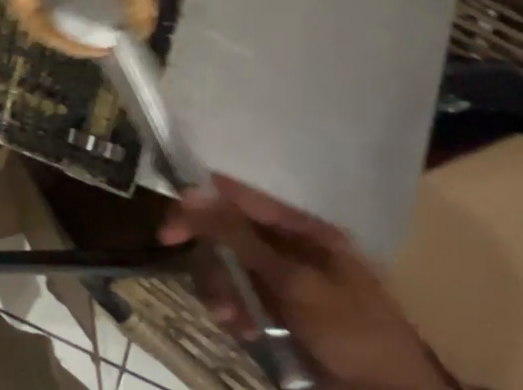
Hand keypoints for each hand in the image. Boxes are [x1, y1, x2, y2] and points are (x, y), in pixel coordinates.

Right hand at [161, 176, 451, 389]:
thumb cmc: (354, 333)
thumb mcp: (295, 282)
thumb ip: (239, 235)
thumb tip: (190, 189)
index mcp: (304, 231)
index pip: (237, 199)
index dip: (196, 207)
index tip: (168, 233)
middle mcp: (290, 248)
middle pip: (224, 235)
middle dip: (214, 267)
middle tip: (214, 296)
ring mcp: (283, 281)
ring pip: (225, 268)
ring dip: (221, 294)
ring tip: (235, 322)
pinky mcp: (276, 310)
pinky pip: (235, 297)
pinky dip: (232, 313)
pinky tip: (245, 332)